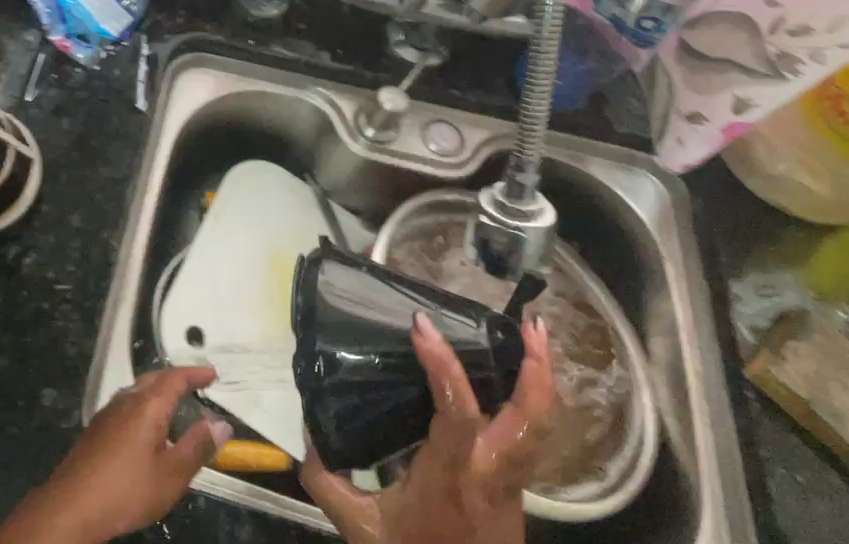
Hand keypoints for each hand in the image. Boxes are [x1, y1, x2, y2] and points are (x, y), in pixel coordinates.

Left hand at [0, 366, 231, 543]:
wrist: (71, 506)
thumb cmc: (127, 490)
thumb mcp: (172, 474)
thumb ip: (198, 446)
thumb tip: (221, 423)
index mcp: (146, 406)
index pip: (174, 378)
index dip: (195, 374)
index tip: (212, 374)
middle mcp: (125, 401)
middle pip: (153, 379)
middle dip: (176, 378)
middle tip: (196, 385)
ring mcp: (106, 414)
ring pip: (137, 391)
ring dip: (158, 391)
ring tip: (175, 405)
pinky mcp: (95, 430)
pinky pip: (125, 406)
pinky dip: (143, 406)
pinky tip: (146, 429)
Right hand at [299, 313, 554, 543]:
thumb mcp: (360, 528)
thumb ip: (326, 480)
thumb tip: (305, 434)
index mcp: (452, 477)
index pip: (459, 413)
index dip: (445, 367)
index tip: (421, 326)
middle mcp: (492, 473)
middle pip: (532, 418)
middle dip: (537, 368)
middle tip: (531, 324)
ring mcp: (513, 483)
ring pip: (542, 427)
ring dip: (544, 380)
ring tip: (536, 338)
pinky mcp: (517, 490)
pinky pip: (531, 437)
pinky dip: (531, 401)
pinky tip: (517, 382)